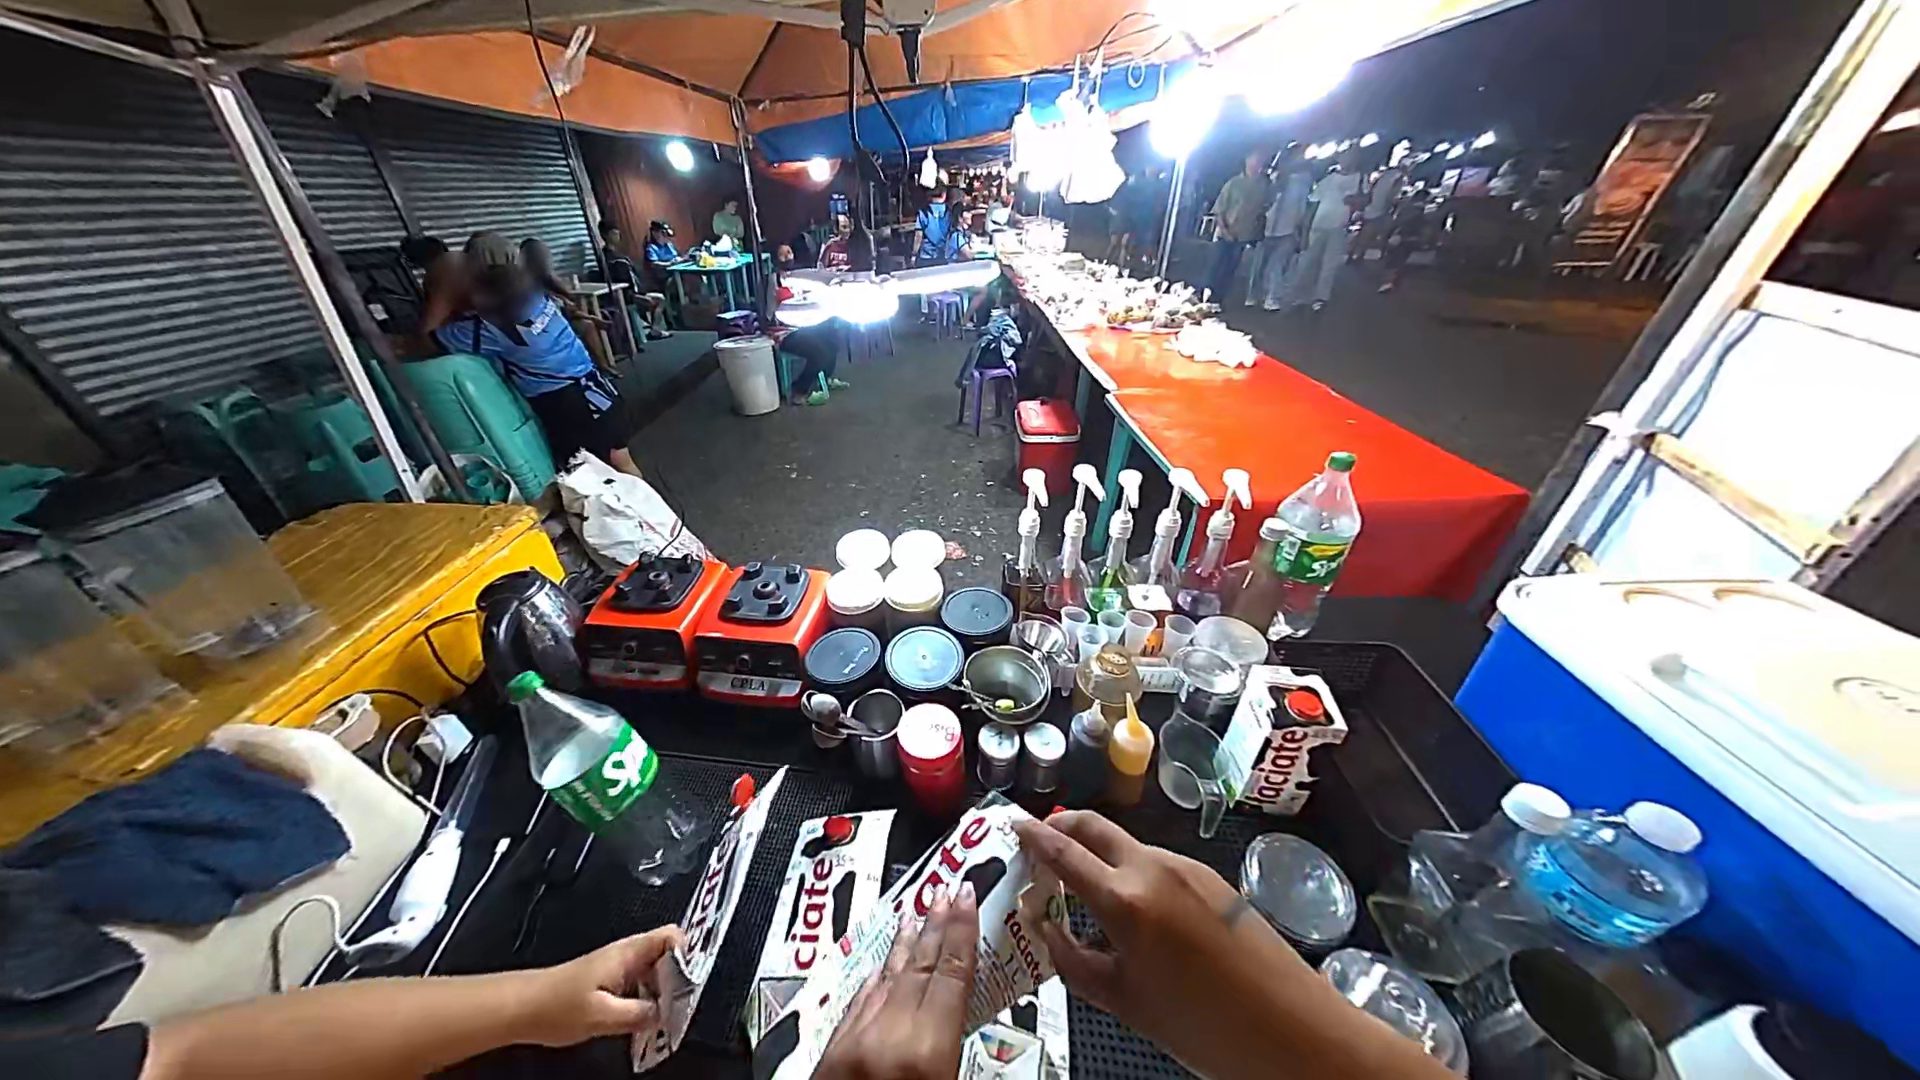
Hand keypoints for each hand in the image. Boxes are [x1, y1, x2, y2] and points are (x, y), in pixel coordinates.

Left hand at [519, 926, 682, 1046]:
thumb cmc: (560, 1006)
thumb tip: (664, 1014)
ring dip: (664, 987)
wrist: (521, 1008)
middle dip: (679, 974)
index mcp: (632, 952)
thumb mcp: (600, 1016)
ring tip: (666, 1014)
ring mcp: (621, 965)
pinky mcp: (612, 978)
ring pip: (656, 967)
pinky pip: (642, 979)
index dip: (688, 953)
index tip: (689, 982)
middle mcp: (630, 952)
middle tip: (680, 1003)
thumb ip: (636, 1014)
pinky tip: (645, 1016)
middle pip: (669, 951)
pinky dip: (649, 994)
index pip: (673, 936)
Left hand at [815, 882, 978, 1079]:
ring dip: (903, 943)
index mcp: (927, 1047)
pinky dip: (873, 980)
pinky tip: (877, 968)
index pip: (952, 972)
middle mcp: (891, 1033)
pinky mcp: (834, 1052)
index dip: (962, 929)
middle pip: (920, 964)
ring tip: (911, 913)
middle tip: (943, 889)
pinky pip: (858, 1002)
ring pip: (886, 975)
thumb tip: (965, 1014)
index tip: (966, 894)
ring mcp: (858, 1038)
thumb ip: (956, 1049)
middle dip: (934, 924)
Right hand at [1014, 813, 1350, 1079]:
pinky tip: (1138, 910)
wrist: (1295, 1031)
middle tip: (1042, 842)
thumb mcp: (1125, 1004)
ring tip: (1088, 889)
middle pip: (1093, 824)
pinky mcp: (1207, 873)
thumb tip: (1047, 931)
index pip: (1063, 853)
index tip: (1014, 825)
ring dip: (1097, 853)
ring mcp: (1183, 865)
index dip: (1033, 835)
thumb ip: (1074, 963)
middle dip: (1062, 824)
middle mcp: (1151, 868)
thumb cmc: (1203, 1028)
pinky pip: (1154, 862)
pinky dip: (1131, 871)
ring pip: (1124, 844)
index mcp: (1125, 902)